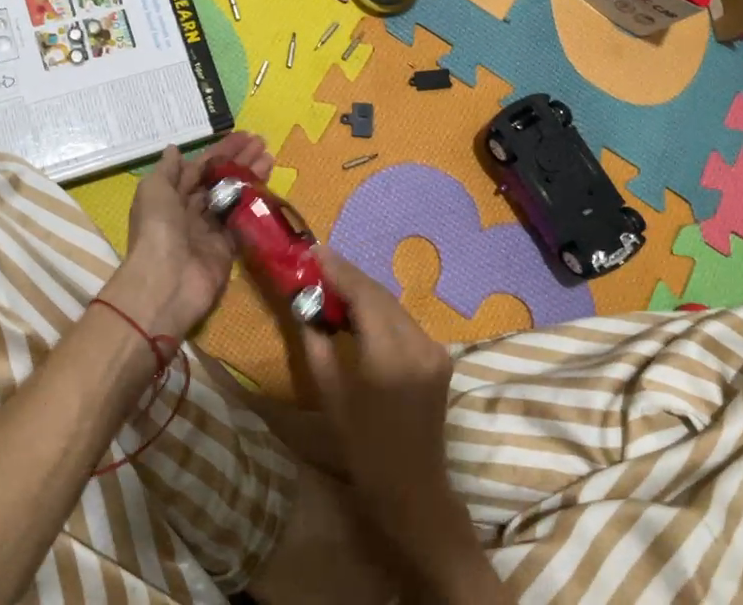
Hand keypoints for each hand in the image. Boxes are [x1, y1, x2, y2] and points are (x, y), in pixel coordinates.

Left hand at [101, 132, 274, 337]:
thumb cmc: (157, 229)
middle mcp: (189, 212)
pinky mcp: (227, 250)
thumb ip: (167, 170)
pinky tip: (270, 189)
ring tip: (271, 159)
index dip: (221, 152)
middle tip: (264, 143)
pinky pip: (242, 223)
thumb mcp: (153, 190)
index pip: (199, 168)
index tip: (244, 136)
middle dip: (240, 162)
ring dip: (251, 178)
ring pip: (233, 199)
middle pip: (219, 181)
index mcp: (170, 196)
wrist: (167, 282)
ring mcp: (209, 231)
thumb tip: (175, 149)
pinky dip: (255, 206)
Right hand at [301, 251, 501, 602]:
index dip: (338, 270)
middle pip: (381, 295)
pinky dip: (379, 310)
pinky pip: (404, 322)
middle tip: (316, 262)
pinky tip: (356, 310)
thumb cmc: (364, 450)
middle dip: (348, 276)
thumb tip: (303, 306)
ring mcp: (436, 350)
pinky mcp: (440, 358)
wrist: (414, 490)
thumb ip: (317, 344)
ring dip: (363, 292)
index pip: (364, 295)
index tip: (312, 251)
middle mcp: (420, 345)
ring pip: (394, 305)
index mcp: (391, 356)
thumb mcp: (330, 397)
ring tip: (330, 281)